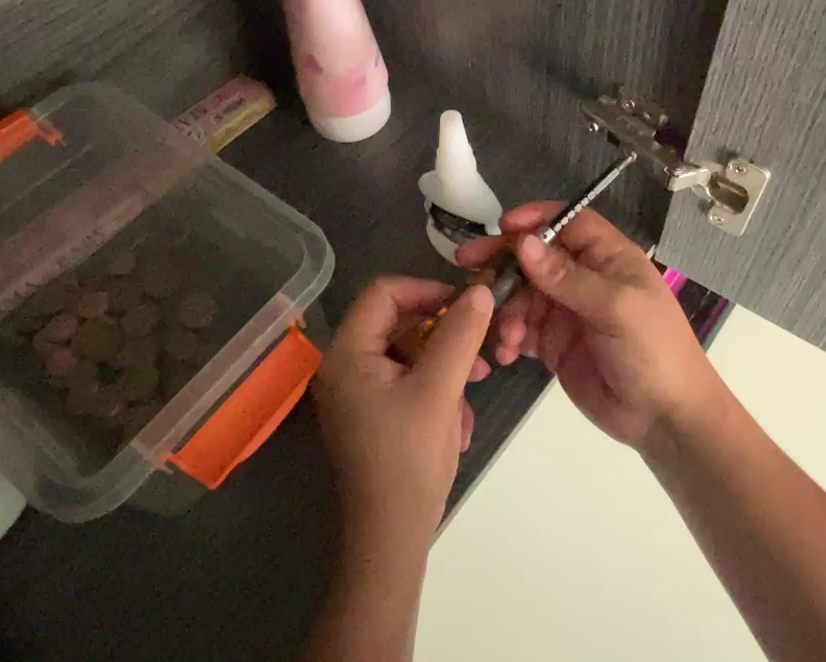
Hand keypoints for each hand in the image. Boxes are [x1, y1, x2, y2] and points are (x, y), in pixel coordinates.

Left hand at [311, 277, 493, 544]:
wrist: (389, 536)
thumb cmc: (409, 458)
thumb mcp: (440, 389)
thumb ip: (460, 334)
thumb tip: (481, 291)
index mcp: (348, 353)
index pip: (384, 292)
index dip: (427, 290)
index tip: (466, 305)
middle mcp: (344, 366)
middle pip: (398, 322)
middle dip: (443, 333)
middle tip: (479, 350)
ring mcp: (356, 392)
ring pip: (408, 352)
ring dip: (446, 363)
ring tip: (476, 384)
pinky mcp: (371, 414)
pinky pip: (406, 380)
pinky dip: (435, 389)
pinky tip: (457, 420)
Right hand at [456, 204, 725, 449]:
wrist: (665, 417)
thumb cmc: (653, 350)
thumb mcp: (615, 308)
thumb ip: (567, 277)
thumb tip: (522, 242)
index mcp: (608, 258)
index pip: (568, 223)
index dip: (535, 220)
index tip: (501, 227)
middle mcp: (585, 278)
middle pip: (535, 257)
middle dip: (503, 261)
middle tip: (466, 263)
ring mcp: (567, 311)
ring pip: (522, 294)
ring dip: (505, 310)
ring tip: (505, 337)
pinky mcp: (553, 344)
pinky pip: (520, 329)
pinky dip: (507, 336)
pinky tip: (504, 353)